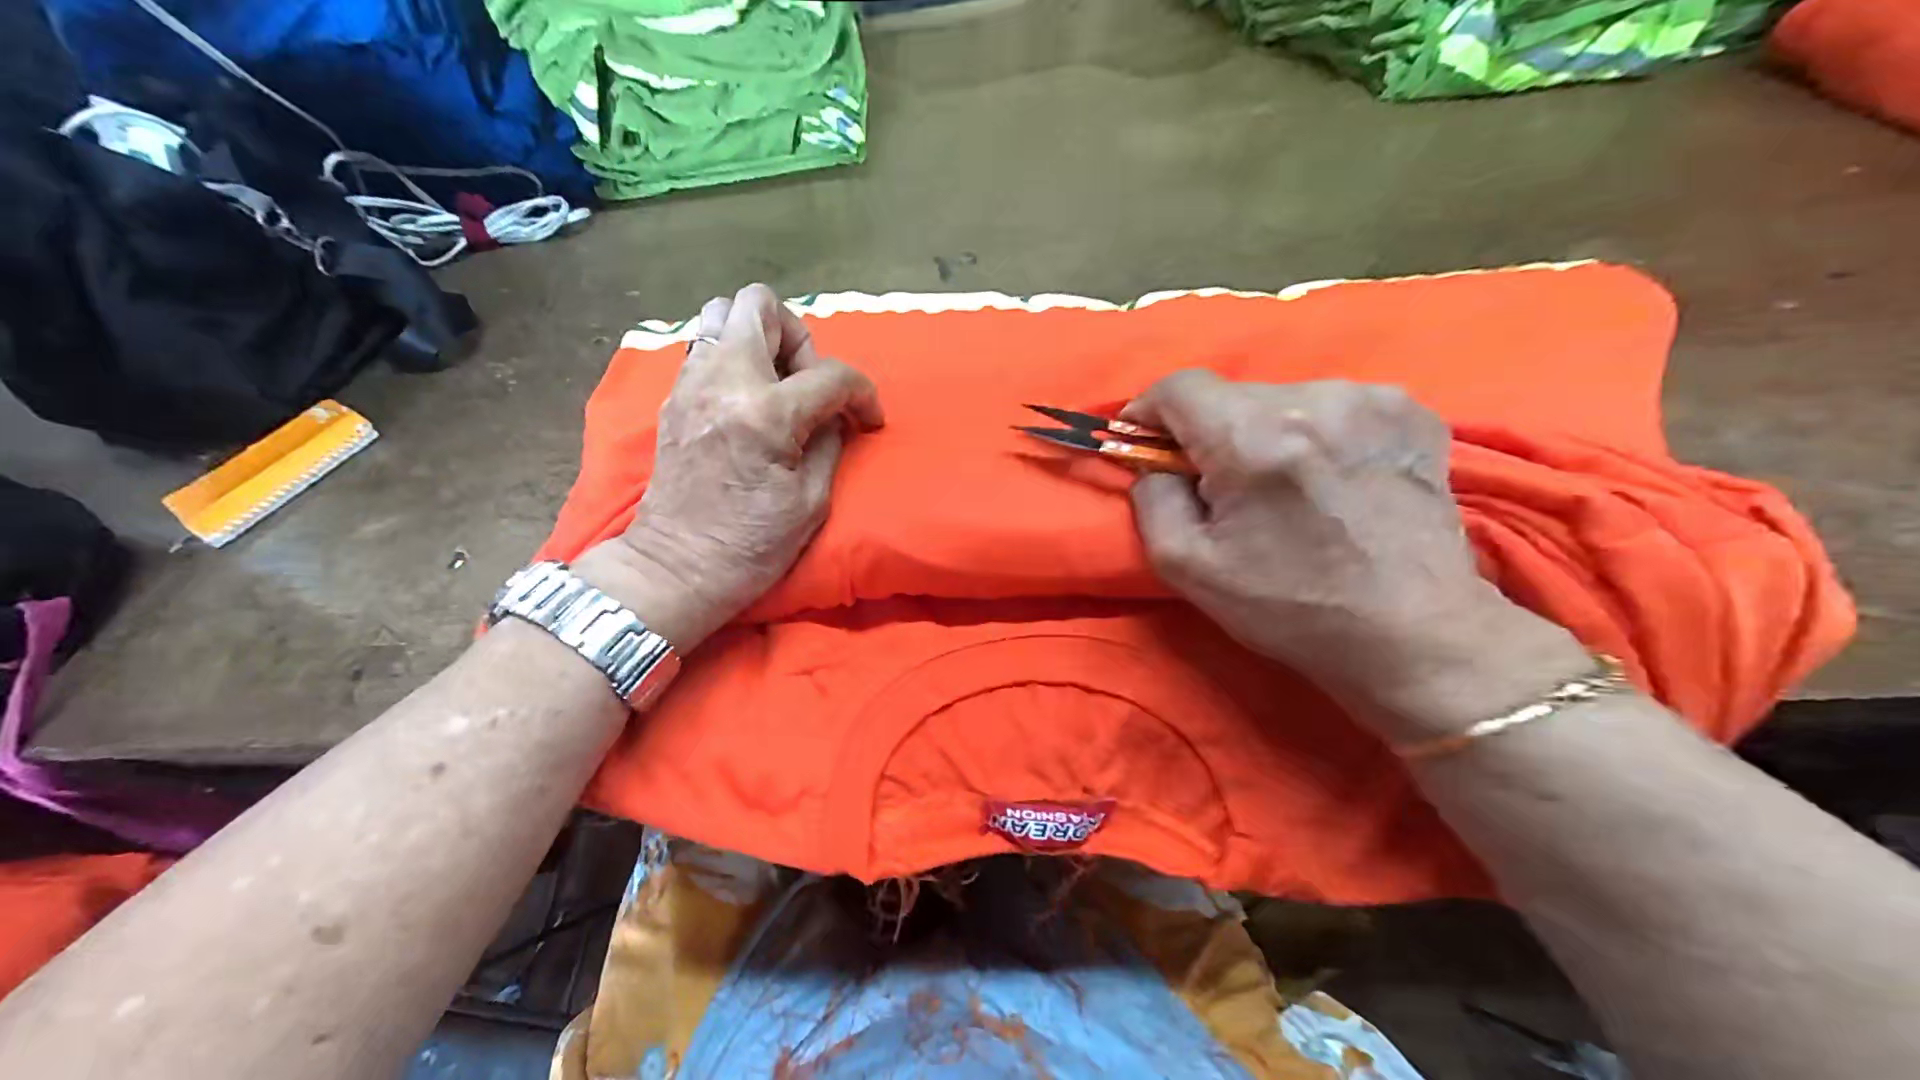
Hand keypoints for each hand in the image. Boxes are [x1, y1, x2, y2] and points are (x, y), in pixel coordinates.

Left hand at [574, 285, 882, 650]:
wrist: (677, 567)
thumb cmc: (752, 545)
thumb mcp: (812, 500)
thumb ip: (829, 441)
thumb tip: (834, 414)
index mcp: (765, 414)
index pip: (829, 375)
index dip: (861, 394)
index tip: (868, 421)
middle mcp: (722, 382)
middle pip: (759, 305)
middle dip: (798, 335)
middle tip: (808, 381)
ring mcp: (690, 384)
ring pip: (721, 314)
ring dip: (759, 338)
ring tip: (776, 383)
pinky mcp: (673, 398)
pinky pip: (704, 347)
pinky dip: (733, 357)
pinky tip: (747, 400)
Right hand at [1124, 372, 1587, 741]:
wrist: (1414, 634)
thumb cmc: (1290, 607)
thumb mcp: (1187, 566)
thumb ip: (1152, 498)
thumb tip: (1153, 461)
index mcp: (1254, 439)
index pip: (1179, 386)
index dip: (1150, 413)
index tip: (1148, 446)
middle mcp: (1315, 401)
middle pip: (1231, 395)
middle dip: (1211, 434)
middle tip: (1223, 489)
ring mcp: (1373, 400)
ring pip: (1281, 399)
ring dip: (1264, 434)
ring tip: (1284, 489)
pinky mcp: (1412, 411)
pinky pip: (1333, 406)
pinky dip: (1314, 434)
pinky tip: (1330, 480)